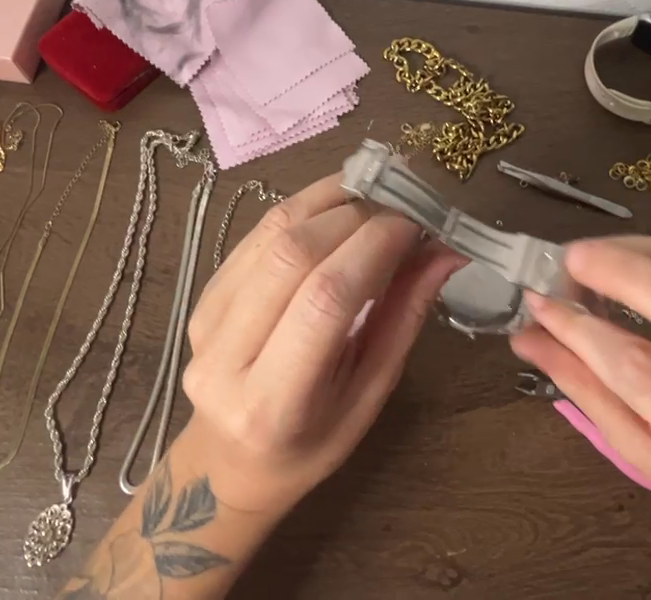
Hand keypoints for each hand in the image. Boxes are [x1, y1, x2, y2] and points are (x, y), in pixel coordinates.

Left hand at [181, 172, 465, 516]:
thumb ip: (404, 319)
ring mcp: (207, 318)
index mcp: (272, 404)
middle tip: (403, 203)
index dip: (375, 246)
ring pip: (273, 232)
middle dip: (357, 215)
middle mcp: (226, 356)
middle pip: (293, 254)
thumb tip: (446, 252)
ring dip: (332, 198)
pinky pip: (259, 231)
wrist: (230, 459)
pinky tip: (340, 202)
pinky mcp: (204, 291)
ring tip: (378, 191)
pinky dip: (306, 207)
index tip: (418, 223)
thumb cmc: (311, 443)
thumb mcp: (369, 396)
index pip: (326, 298)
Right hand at [511, 237, 650, 539]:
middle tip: (569, 260)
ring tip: (588, 255)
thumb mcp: (648, 456)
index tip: (541, 307)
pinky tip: (626, 256)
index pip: (650, 378)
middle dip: (627, 276)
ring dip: (640, 255)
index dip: (588, 335)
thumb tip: (529, 335)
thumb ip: (589, 392)